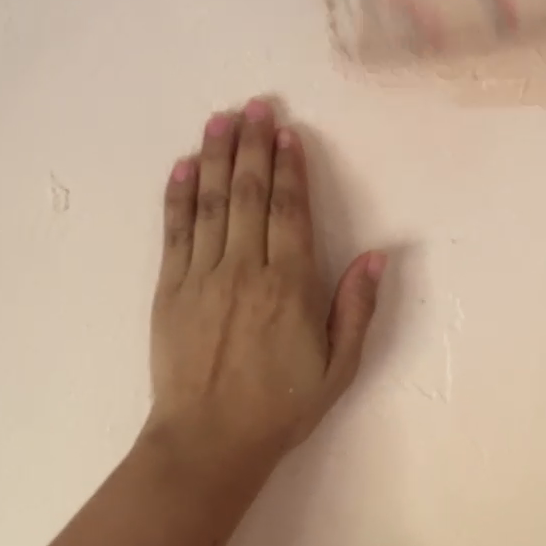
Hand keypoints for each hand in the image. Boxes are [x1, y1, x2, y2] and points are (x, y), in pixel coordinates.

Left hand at [147, 98, 385, 471]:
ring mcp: (202, 276)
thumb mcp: (339, 367)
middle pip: (250, 194)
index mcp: (289, 286)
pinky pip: (175, 232)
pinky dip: (178, 195)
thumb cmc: (280, 406)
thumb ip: (356, 307)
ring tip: (220, 118)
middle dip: (252, 145)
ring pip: (211, 203)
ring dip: (216, 156)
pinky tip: (183, 166)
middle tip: (253, 104)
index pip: (290, 211)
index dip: (290, 167)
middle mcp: (244, 270)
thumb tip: (376, 254)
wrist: (209, 441)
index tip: (287, 131)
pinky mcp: (169, 289)